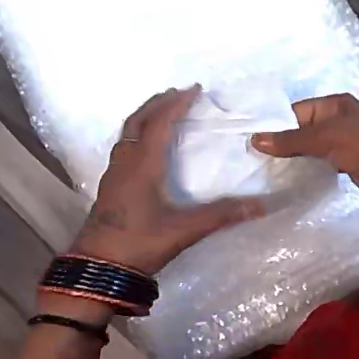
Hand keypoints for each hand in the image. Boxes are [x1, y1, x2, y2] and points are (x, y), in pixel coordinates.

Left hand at [70, 86, 266, 276]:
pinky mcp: (109, 189)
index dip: (177, 104)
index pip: (160, 123)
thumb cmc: (139, 244)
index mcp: (143, 165)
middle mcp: (125, 163)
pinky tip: (144, 150)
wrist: (98, 268)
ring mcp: (113, 175)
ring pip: (126, 134)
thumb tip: (260, 206)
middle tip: (177, 94)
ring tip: (161, 114)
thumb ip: (221, 216)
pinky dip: (136, 137)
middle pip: (138, 121)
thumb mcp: (184, 230)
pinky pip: (123, 149)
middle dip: (157, 103)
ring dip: (144, 118)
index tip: (195, 89)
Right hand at [249, 94, 358, 193]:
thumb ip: (290, 140)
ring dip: (295, 160)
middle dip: (282, 144)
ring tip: (268, 172)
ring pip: (311, 150)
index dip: (275, 124)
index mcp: (332, 105)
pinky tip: (292, 180)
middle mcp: (337, 121)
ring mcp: (343, 143)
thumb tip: (255, 140)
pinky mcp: (347, 164)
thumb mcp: (322, 137)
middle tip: (257, 160)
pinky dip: (309, 171)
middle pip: (302, 131)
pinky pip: (321, 164)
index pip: (295, 111)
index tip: (254, 140)